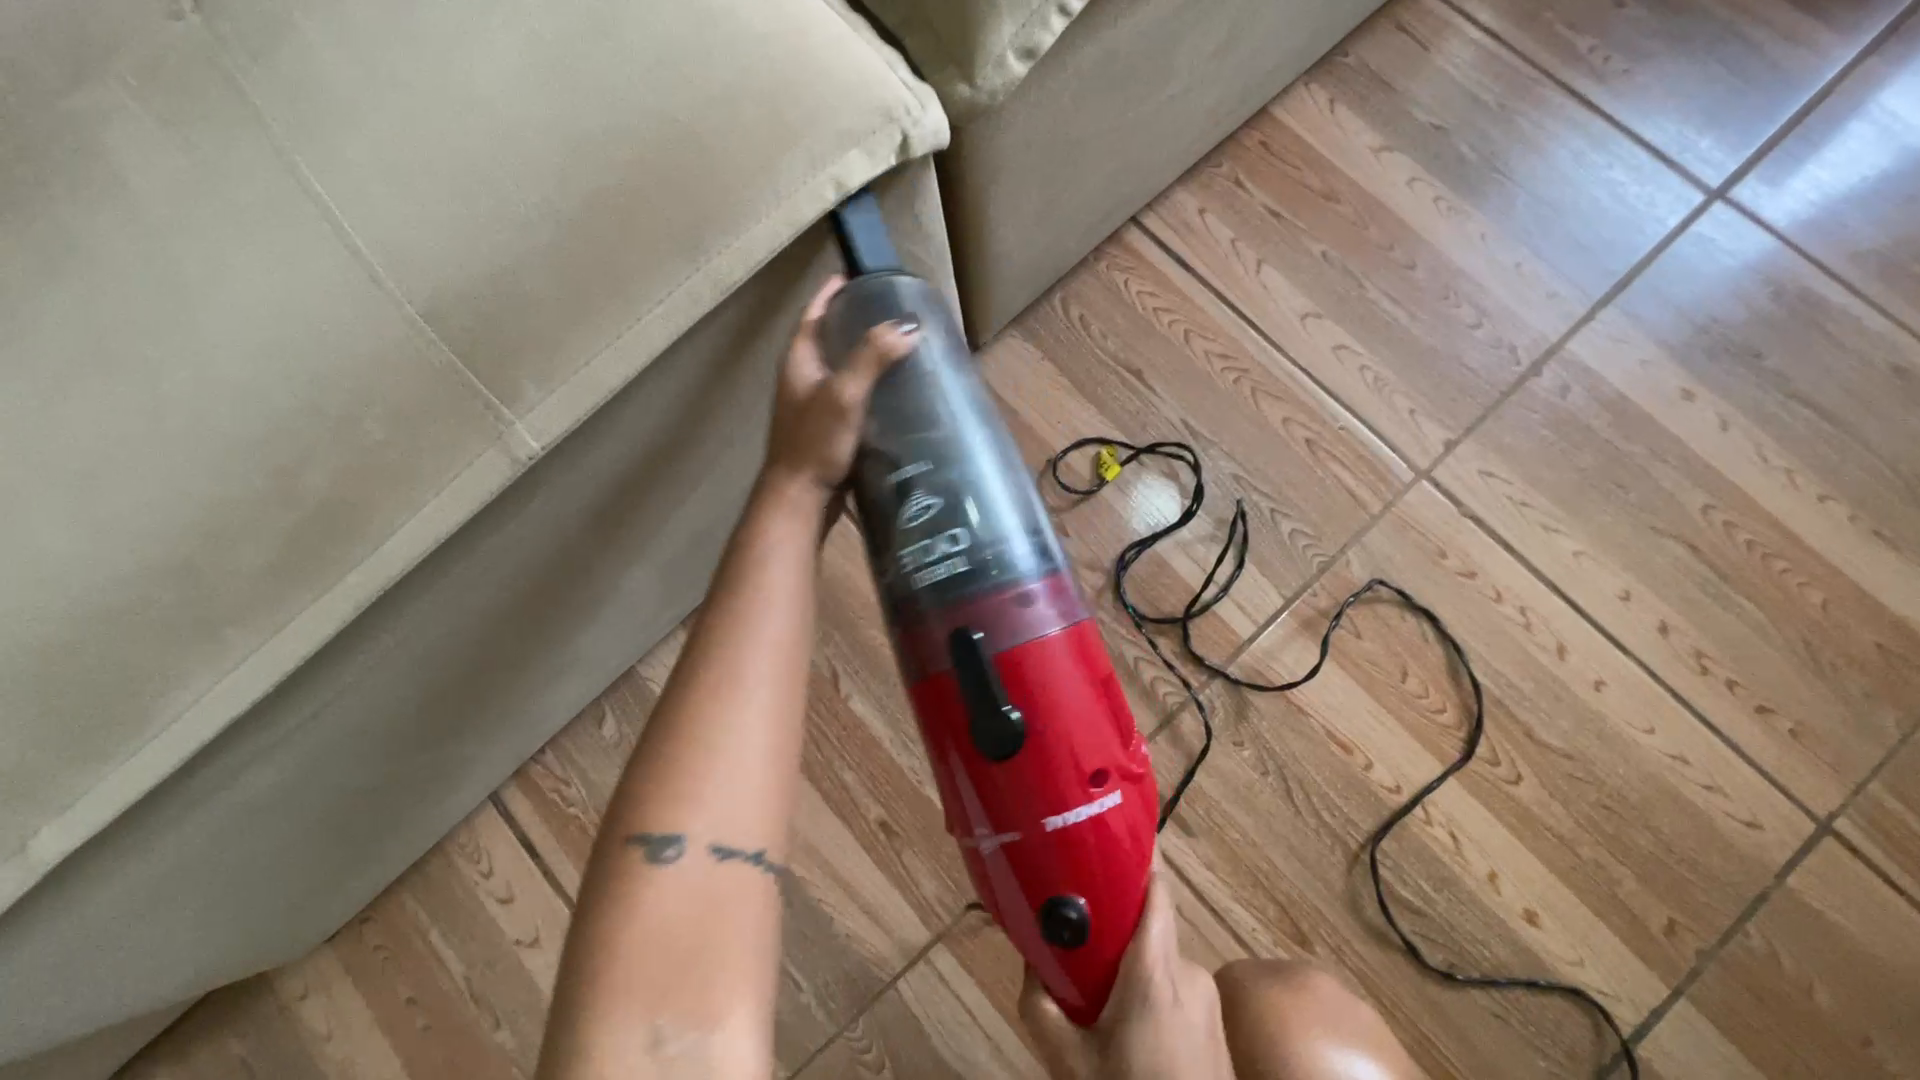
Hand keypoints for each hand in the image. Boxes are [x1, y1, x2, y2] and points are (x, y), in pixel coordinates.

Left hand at [763, 274, 918, 499]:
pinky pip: (850, 397)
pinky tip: (894, 394)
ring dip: (865, 357)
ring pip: (841, 370)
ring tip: (901, 348)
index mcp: (798, 361)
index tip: (856, 277)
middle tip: (890, 313)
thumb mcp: (845, 393)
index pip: (814, 314)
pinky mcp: (827, 431)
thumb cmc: (815, 442)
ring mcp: (812, 406)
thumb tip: (908, 327)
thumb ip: (872, 357)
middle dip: (855, 323)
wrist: (799, 498)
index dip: (832, 293)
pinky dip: (869, 387)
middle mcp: (802, 379)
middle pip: (828, 339)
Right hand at [1020, 867, 1234, 1079]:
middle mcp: (1188, 971)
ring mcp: (1208, 997)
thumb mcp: (1068, 1063)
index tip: (1103, 845)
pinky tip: (1127, 1031)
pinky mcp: (1215, 1022)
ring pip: (1159, 962)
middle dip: (1113, 931)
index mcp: (1155, 970)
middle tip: (1076, 945)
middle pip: (1148, 927)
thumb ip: (1040, 1005)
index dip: (1135, 860)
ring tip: (1099, 1002)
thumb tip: (1030, 961)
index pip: (1156, 890)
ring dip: (1130, 970)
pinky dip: (1149, 994)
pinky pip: (1176, 988)